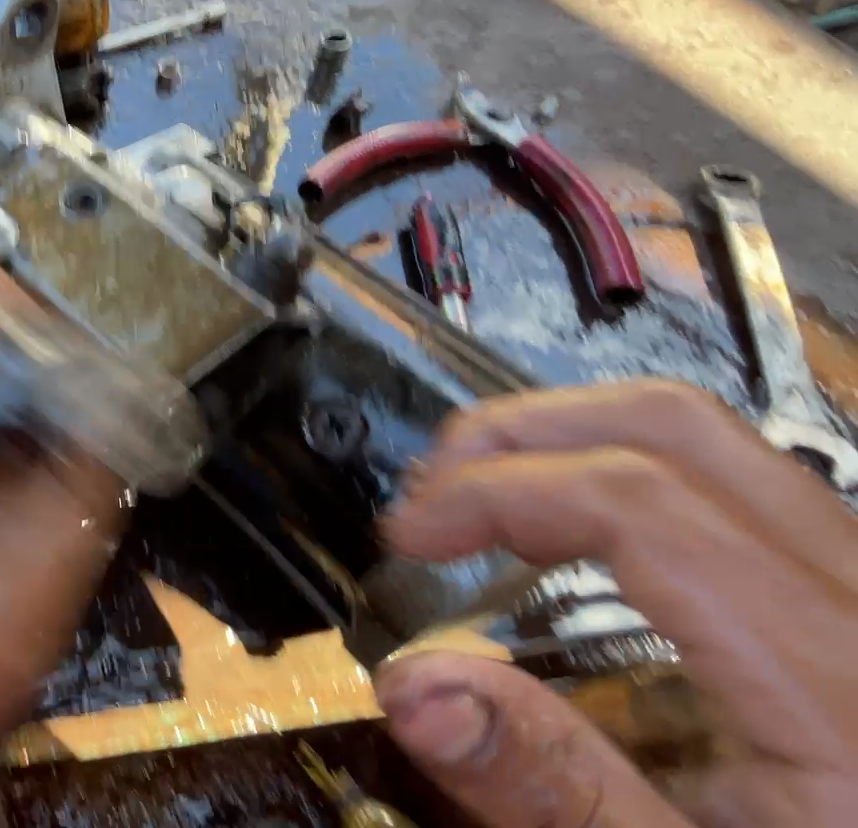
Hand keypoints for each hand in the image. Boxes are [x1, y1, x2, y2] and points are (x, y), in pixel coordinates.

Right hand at [376, 380, 857, 826]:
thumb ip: (554, 789)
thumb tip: (411, 685)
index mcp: (842, 681)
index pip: (639, 505)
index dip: (495, 493)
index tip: (405, 538)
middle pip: (671, 429)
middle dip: (513, 437)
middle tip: (427, 496)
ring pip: (696, 435)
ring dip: (552, 442)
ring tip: (468, 499)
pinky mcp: (835, 590)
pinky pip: (711, 476)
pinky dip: (598, 469)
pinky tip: (545, 531)